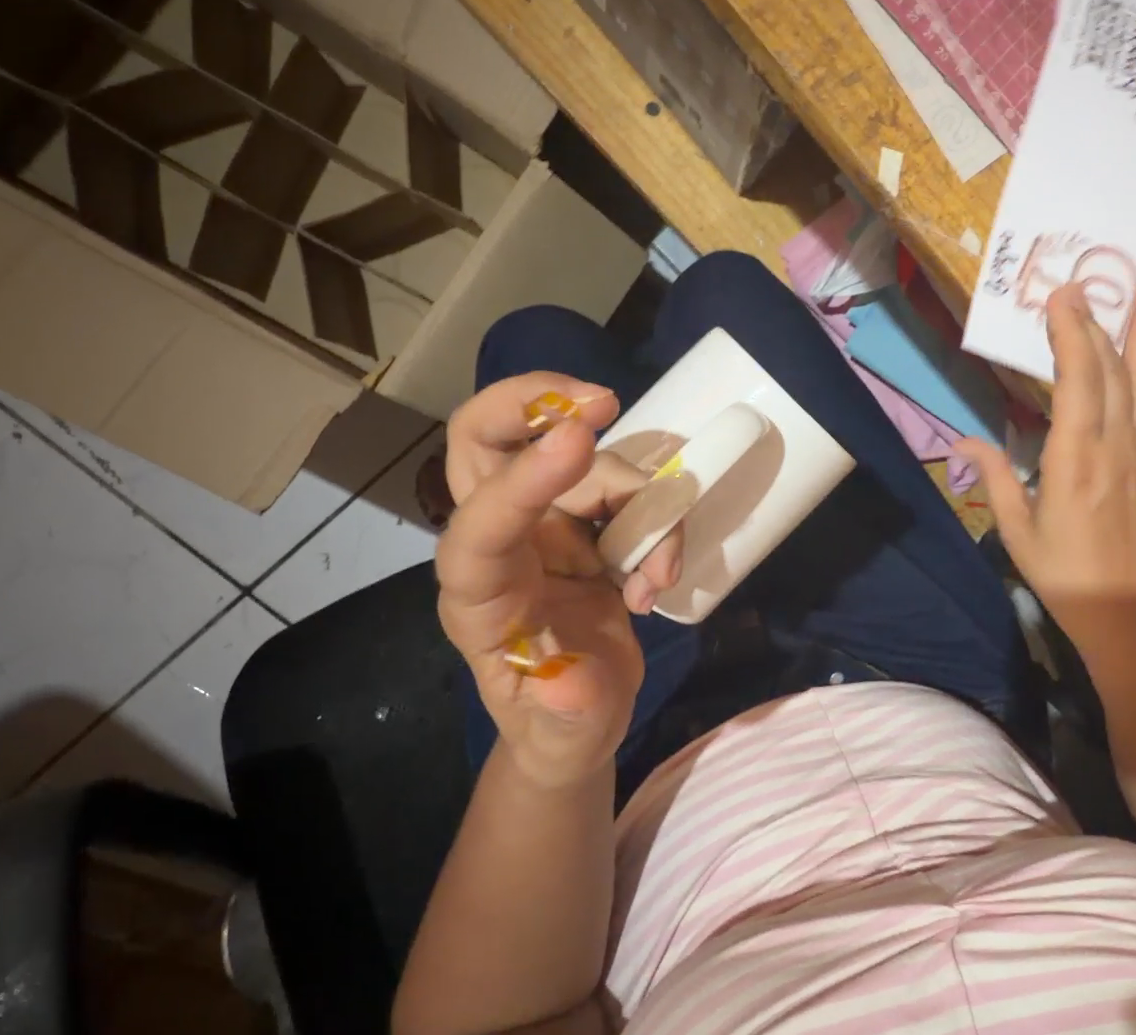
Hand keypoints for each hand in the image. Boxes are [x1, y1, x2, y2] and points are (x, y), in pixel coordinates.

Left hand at [435, 374, 682, 787]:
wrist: (577, 717)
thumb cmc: (558, 727)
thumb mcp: (565, 734)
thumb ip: (566, 709)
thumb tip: (571, 683)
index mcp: (478, 597)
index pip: (479, 529)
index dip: (524, 480)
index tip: (580, 439)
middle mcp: (501, 544)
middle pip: (482, 442)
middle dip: (532, 404)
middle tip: (604, 401)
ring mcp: (543, 527)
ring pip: (584, 465)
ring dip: (640, 503)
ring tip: (657, 578)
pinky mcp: (583, 525)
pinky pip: (622, 490)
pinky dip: (657, 520)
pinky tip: (656, 576)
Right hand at [959, 282, 1135, 642]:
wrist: (1122, 610)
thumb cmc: (1061, 572)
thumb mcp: (1015, 528)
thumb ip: (994, 477)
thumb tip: (965, 440)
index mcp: (1075, 455)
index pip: (1076, 378)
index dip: (1070, 332)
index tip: (1060, 295)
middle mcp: (1116, 443)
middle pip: (1110, 369)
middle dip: (1098, 322)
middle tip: (1088, 283)